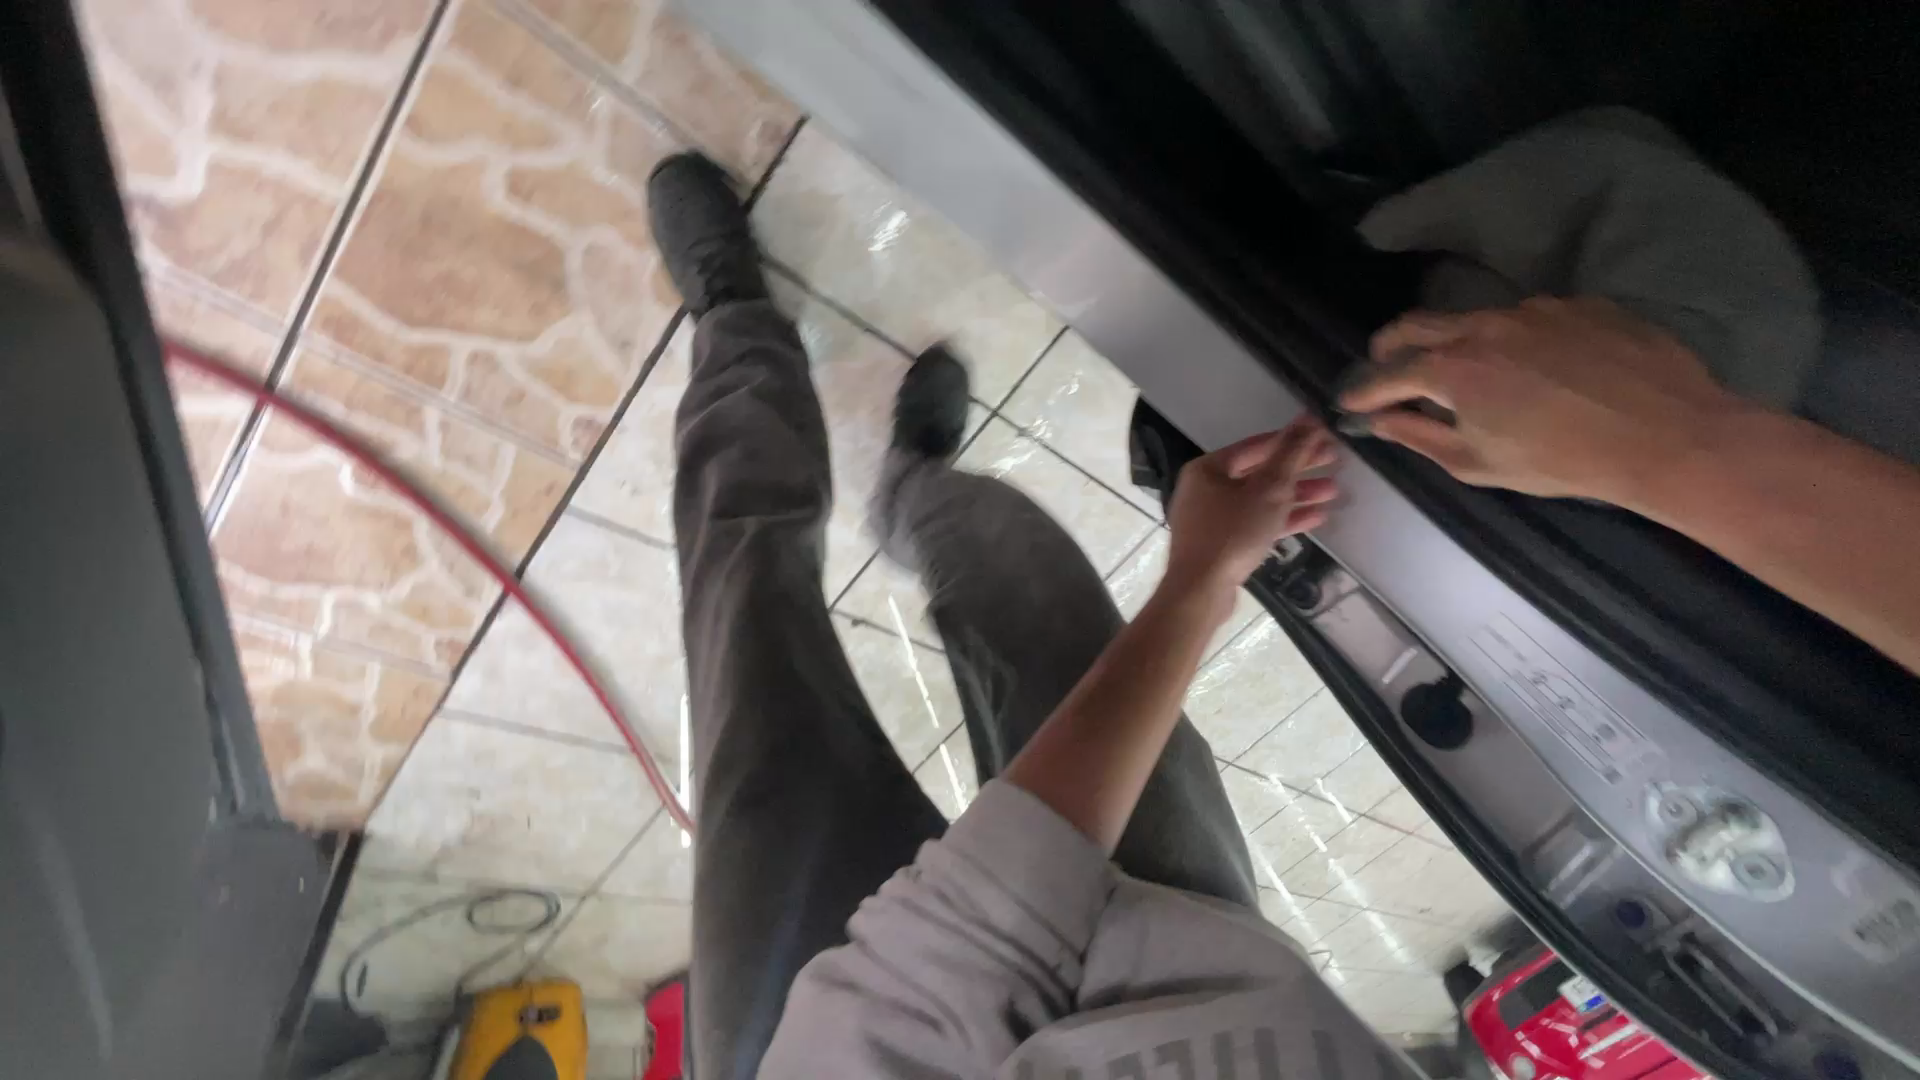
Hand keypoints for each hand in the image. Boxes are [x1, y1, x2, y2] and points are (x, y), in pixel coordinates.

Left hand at [1164, 415, 1337, 606]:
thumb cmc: (1232, 533)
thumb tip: (1308, 417)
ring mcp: (1210, 518)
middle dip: (1298, 469)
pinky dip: (1282, 519)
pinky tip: (1316, 518)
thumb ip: (1291, 453)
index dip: (1293, 440)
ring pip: (1259, 500)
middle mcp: (1204, 489)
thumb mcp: (1268, 489)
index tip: (1325, 437)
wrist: (1200, 590)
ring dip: (1296, 495)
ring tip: (1334, 492)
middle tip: (1336, 463)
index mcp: (1207, 469)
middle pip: (1259, 472)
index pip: (1256, 446)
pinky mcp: (1220, 543)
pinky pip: (1254, 523)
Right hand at [1337, 298, 1743, 504]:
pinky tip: (1535, 368)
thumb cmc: (1559, 460)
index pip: (1385, 375)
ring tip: (1467, 372)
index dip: (1361, 392)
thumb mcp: (1473, 462)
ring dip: (1453, 343)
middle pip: (1415, 324)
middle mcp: (1485, 326)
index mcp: (1452, 369)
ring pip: (1472, 319)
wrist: (1669, 436)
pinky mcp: (1581, 305)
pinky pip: (1528, 319)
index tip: (1349, 403)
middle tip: (1384, 369)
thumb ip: (1417, 436)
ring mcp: (1535, 310)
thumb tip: (1382, 420)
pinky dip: (1511, 340)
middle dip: (1388, 347)